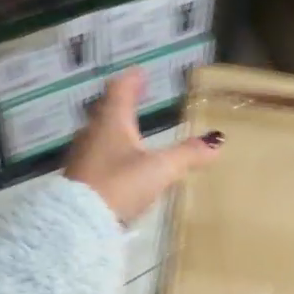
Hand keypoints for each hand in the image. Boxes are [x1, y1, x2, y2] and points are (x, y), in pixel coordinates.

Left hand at [64, 68, 222, 222]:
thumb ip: (187, 155)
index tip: (141, 73)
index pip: (120, 90)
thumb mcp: (159, 170)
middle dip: (122, 104)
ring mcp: (81, 156)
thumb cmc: (120, 185)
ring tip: (130, 133)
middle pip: (107, 111)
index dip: (132, 80)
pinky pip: (95, 157)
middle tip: (135, 99)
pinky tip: (117, 167)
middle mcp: (92, 133)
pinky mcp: (77, 179)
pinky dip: (108, 154)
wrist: (79, 220)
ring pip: (99, 134)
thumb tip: (216, 141)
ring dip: (114, 130)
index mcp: (111, 122)